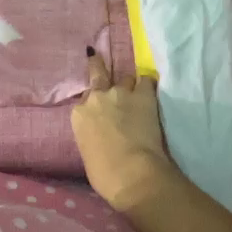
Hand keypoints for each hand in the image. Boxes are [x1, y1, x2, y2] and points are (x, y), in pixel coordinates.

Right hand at [72, 51, 177, 211]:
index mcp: (79, 114)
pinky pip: (147, 81)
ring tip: (136, 92)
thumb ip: (91, 134)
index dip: (93, 104)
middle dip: (97, 66)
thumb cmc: (105, 175)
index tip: (98, 110)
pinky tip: (152, 88)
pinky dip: (148, 85)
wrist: (132, 174)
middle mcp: (97, 97)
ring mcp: (120, 93)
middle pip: (97, 74)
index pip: (85, 101)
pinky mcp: (143, 95)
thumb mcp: (87, 153)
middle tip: (98, 57)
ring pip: (125, 78)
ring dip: (129, 85)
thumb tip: (101, 133)